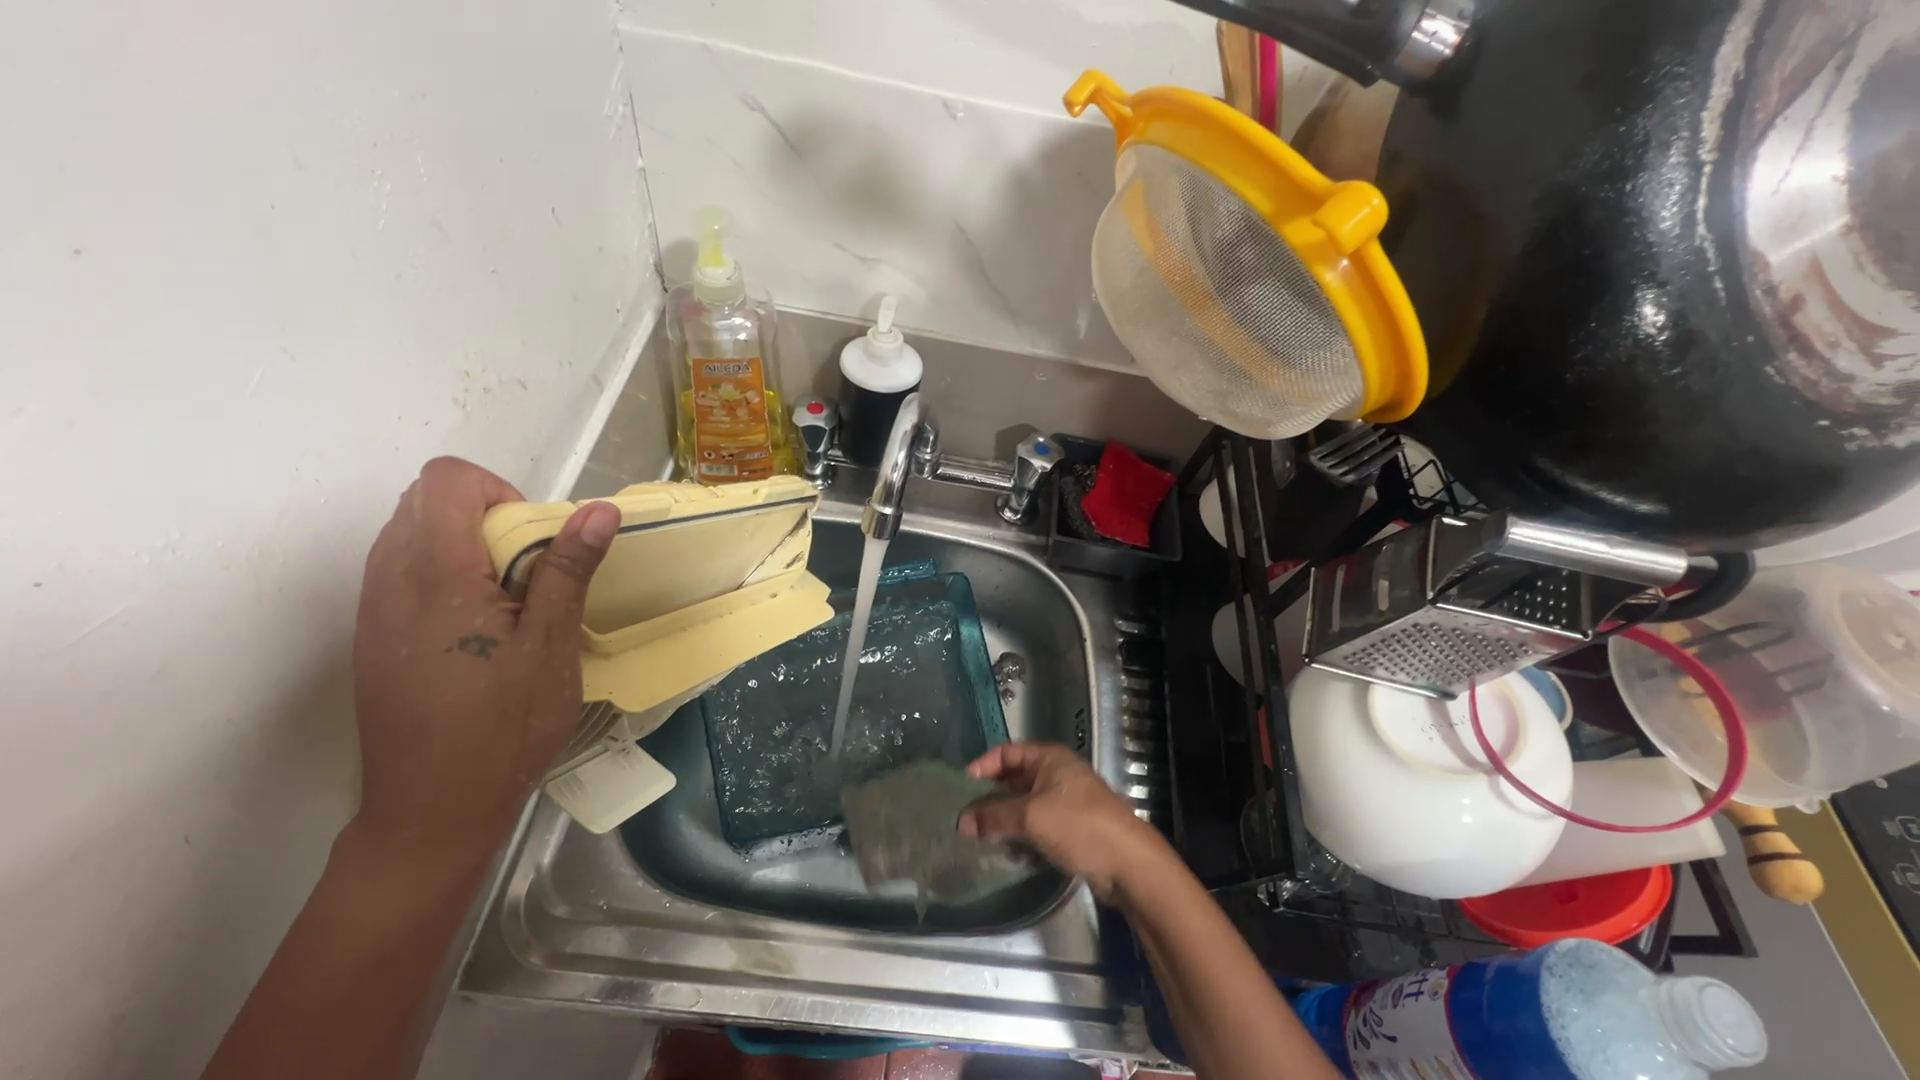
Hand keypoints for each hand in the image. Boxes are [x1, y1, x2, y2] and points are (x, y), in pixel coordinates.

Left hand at [349, 457, 618, 858]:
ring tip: (503, 601)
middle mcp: (390, 577)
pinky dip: (442, 574)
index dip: (498, 491)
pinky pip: (400, 571)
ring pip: (409, 533)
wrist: (431, 808)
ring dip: (461, 544)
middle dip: (482, 514)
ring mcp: (373, 608)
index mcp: (436, 572)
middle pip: (424, 499)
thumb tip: (597, 510)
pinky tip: (474, 630)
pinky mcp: (370, 635)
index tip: (532, 541)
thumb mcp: (551, 646)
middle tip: (524, 570)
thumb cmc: (503, 727)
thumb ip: (567, 569)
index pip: (448, 479)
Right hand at [957, 742, 1172, 902]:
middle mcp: (1059, 774)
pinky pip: (1038, 824)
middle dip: (991, 794)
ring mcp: (1067, 802)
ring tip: (979, 834)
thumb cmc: (1079, 826)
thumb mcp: (1031, 816)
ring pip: (1026, 803)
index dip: (983, 765)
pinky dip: (1021, 832)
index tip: (962, 787)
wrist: (1129, 863)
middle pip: (1016, 777)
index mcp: (1051, 759)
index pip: (1008, 751)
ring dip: (1005, 816)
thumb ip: (994, 816)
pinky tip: (1006, 848)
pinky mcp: (1073, 828)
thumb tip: (961, 821)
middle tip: (965, 814)